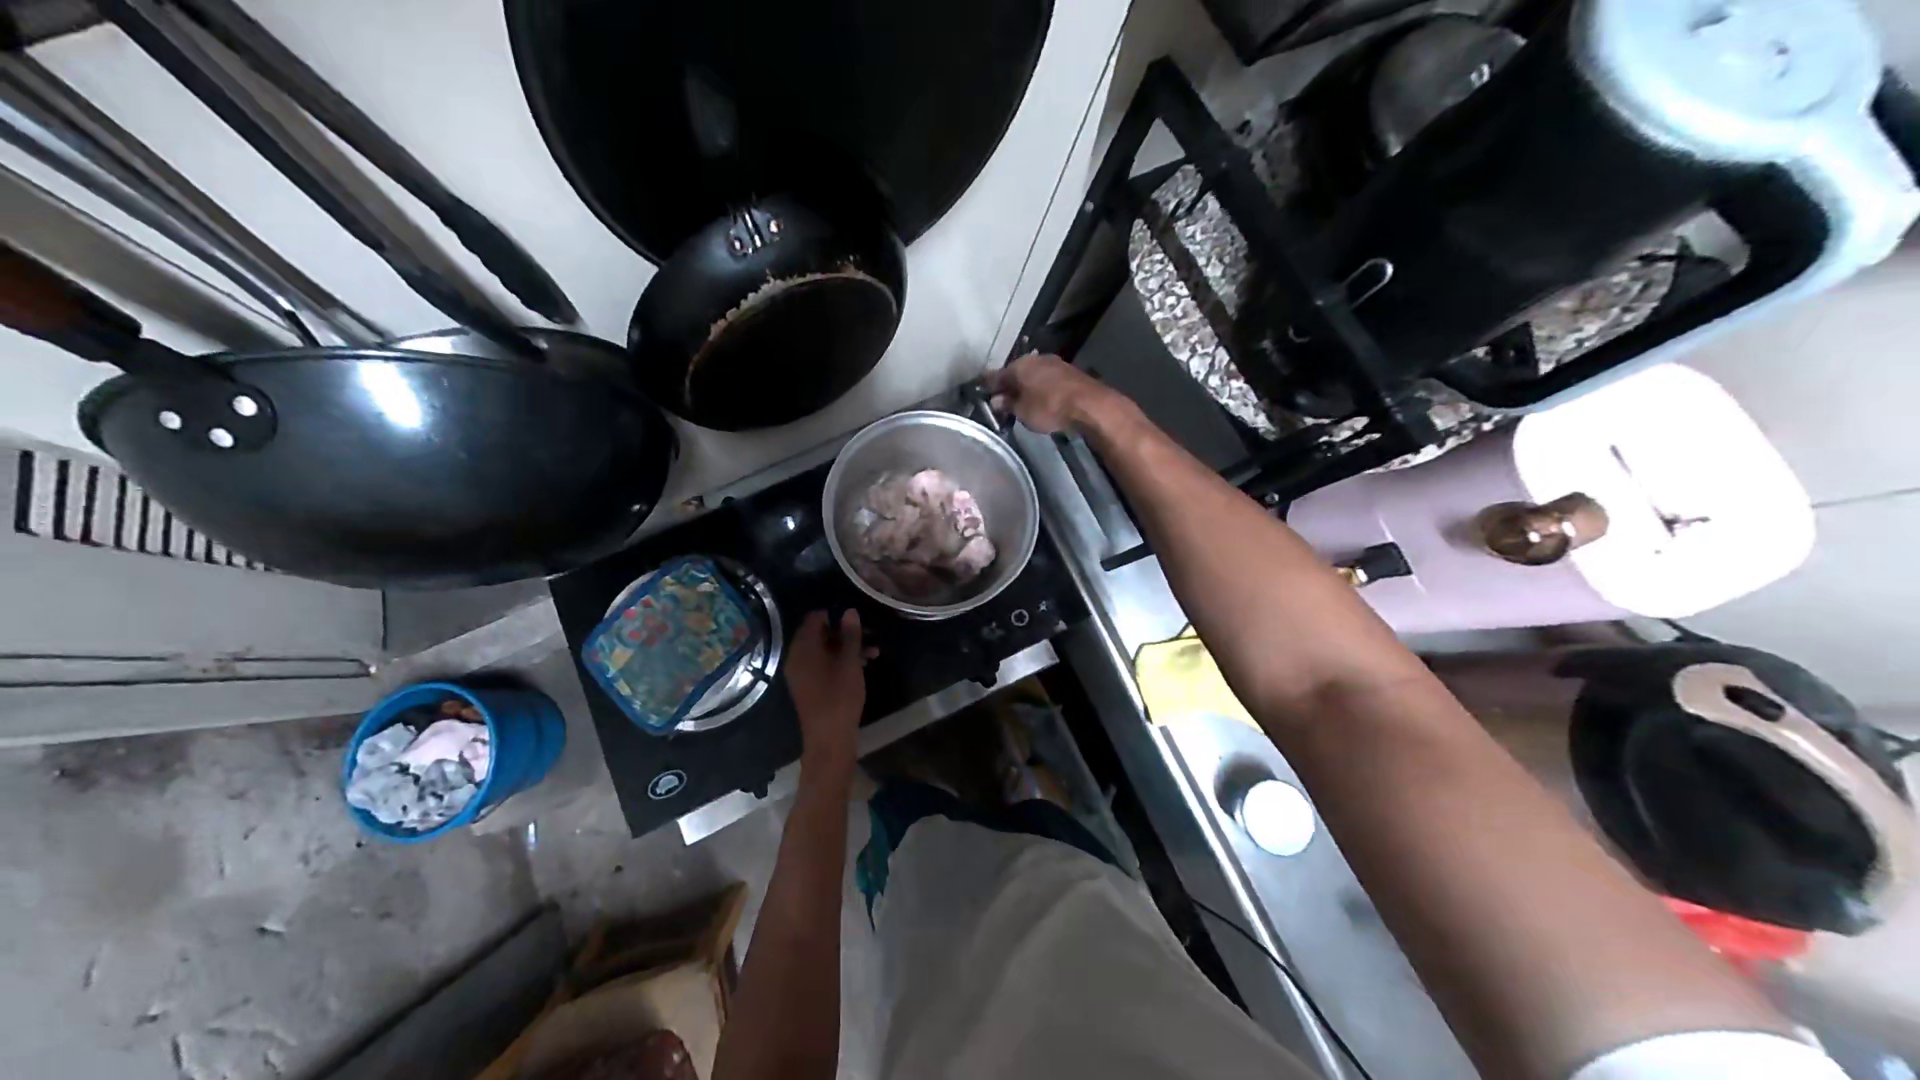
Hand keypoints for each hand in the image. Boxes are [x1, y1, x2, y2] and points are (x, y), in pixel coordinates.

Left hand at [785, 610, 873, 769]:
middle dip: (844, 633)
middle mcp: (796, 658)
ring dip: (846, 648)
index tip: (856, 621)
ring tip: (873, 652)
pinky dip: (839, 661)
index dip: (834, 615)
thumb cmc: (840, 697)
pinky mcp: (807, 686)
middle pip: (818, 634)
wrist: (829, 738)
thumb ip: (850, 635)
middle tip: (868, 636)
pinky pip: (821, 664)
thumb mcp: (850, 663)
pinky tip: (862, 665)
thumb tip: (850, 611)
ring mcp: (800, 673)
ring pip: (823, 650)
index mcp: (803, 649)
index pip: (813, 619)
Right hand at [985, 352, 1124, 434]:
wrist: (1089, 404)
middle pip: (1016, 372)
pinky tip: (1042, 399)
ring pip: (1033, 374)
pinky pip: (1047, 379)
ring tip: (1023, 401)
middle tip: (1003, 400)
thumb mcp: (1023, 411)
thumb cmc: (1049, 407)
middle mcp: (1035, 359)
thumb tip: (996, 400)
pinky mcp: (1069, 372)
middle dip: (1009, 385)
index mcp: (1018, 366)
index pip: (996, 375)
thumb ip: (1008, 405)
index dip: (988, 385)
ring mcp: (1054, 363)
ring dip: (1027, 386)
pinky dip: (1041, 388)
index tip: (982, 392)